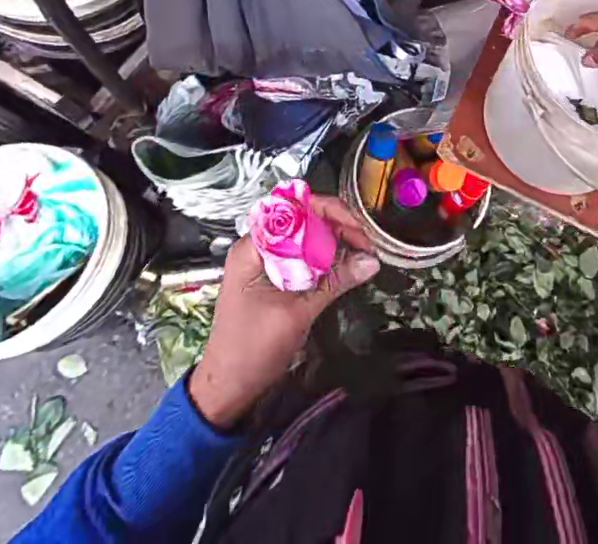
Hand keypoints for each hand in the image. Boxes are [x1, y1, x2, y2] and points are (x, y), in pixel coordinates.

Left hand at [187, 195, 380, 428]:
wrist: (226, 388)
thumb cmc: (250, 351)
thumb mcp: (297, 314)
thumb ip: (334, 282)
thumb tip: (370, 261)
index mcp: (252, 249)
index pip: (294, 210)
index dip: (328, 211)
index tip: (355, 228)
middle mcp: (259, 248)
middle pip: (304, 219)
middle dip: (338, 226)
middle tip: (365, 245)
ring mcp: (268, 262)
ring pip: (309, 236)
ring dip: (337, 241)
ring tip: (362, 254)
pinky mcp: (277, 276)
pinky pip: (307, 255)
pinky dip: (328, 257)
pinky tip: (346, 266)